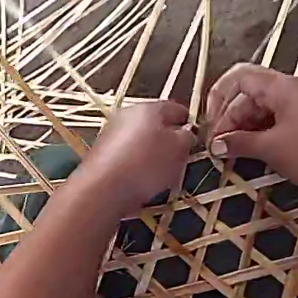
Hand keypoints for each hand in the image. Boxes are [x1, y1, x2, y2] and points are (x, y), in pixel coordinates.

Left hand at [73, 100, 195, 213]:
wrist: (102, 189)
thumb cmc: (146, 164)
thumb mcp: (178, 150)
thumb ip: (186, 138)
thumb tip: (185, 133)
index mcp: (148, 108)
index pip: (176, 109)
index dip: (189, 122)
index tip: (196, 136)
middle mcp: (127, 115)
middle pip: (155, 123)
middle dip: (169, 138)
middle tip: (180, 156)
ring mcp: (111, 133)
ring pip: (139, 139)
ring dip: (151, 151)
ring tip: (161, 172)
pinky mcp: (100, 153)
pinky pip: (126, 155)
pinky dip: (135, 163)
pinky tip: (140, 179)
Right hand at [204, 64, 297, 201]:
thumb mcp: (271, 148)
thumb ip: (240, 143)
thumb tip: (216, 145)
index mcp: (283, 86)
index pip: (241, 78)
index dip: (220, 98)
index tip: (210, 124)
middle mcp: (296, 88)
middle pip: (253, 94)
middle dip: (233, 118)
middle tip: (221, 146)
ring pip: (268, 108)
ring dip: (249, 127)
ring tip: (236, 151)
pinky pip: (283, 118)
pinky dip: (267, 131)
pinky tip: (260, 151)